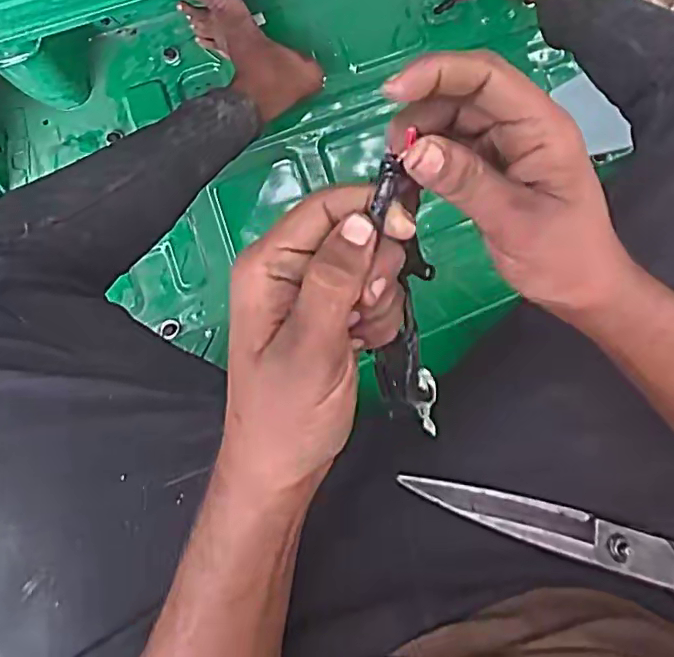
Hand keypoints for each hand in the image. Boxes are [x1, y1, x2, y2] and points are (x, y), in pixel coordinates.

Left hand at [221, 186, 413, 494]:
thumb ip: (334, 278)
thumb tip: (361, 221)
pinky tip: (361, 341)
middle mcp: (289, 267)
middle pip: (355, 230)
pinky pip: (376, 289)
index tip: (405, 228)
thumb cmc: (283, 415)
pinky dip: (380, 314)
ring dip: (379, 297)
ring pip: (372, 261)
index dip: (368, 208)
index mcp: (268, 264)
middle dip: (373, 267)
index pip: (325, 206)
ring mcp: (314, 287)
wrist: (283, 467)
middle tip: (362, 307)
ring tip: (357, 332)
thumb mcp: (310, 344)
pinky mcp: (335, 306)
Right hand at [386, 50, 636, 314]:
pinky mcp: (488, 159)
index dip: (438, 72)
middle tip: (392, 143)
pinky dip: (424, 151)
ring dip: (419, 130)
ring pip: (450, 113)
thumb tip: (414, 151)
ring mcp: (504, 139)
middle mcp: (521, 123)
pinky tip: (409, 170)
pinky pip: (449, 140)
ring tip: (398, 163)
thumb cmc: (564, 257)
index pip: (487, 76)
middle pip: (464, 89)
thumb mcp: (514, 221)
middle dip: (421, 105)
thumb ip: (465, 182)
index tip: (393, 91)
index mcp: (541, 125)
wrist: (583, 288)